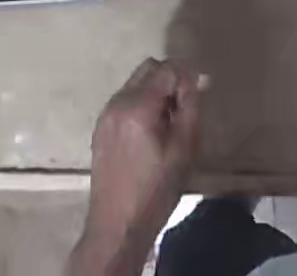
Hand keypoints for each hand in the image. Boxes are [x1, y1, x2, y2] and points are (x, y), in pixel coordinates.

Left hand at [68, 58, 201, 275]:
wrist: (117, 227)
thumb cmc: (156, 191)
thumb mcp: (184, 149)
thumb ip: (190, 107)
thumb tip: (194, 79)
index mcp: (137, 106)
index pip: (166, 69)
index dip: (185, 77)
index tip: (196, 96)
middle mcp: (118, 101)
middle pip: (148, 69)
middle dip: (169, 80)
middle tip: (183, 108)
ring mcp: (106, 113)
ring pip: (136, 82)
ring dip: (155, 91)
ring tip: (167, 123)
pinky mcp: (101, 125)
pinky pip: (125, 99)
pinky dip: (141, 103)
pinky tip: (150, 132)